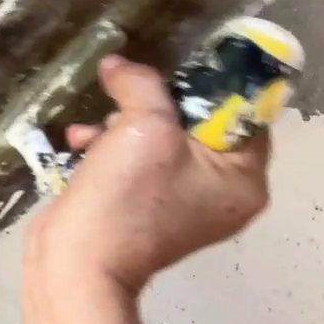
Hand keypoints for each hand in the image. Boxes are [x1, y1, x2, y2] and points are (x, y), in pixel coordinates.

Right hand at [25, 55, 271, 294]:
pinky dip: (108, 148)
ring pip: (158, 140)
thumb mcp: (143, 126)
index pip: (245, 113)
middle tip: (124, 99)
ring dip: (120, 125)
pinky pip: (135, 162)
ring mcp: (181, 204)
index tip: (174, 64)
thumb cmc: (127, 196)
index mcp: (242, 180)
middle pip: (195, 124)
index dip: (210, 82)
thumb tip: (120, 66)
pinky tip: (80, 144)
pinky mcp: (143, 209)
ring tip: (95, 129)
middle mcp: (220, 193)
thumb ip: (142, 85)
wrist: (77, 260)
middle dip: (151, 106)